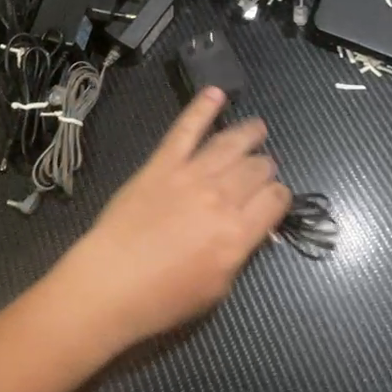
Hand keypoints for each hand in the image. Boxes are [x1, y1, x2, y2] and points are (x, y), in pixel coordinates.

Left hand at [45, 88, 291, 349]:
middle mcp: (222, 197)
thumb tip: (252, 230)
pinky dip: (202, 108)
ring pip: (230, 144)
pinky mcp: (162, 163)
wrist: (110, 283)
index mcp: (239, 233)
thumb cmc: (164, 298)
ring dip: (249, 133)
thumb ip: (240, 253)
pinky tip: (216, 93)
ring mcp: (191, 175)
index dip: (280, 197)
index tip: (274, 199)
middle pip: (257, 168)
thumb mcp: (218, 289)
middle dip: (265, 167)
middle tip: (262, 168)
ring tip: (257, 127)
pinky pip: (186, 129)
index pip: (276, 200)